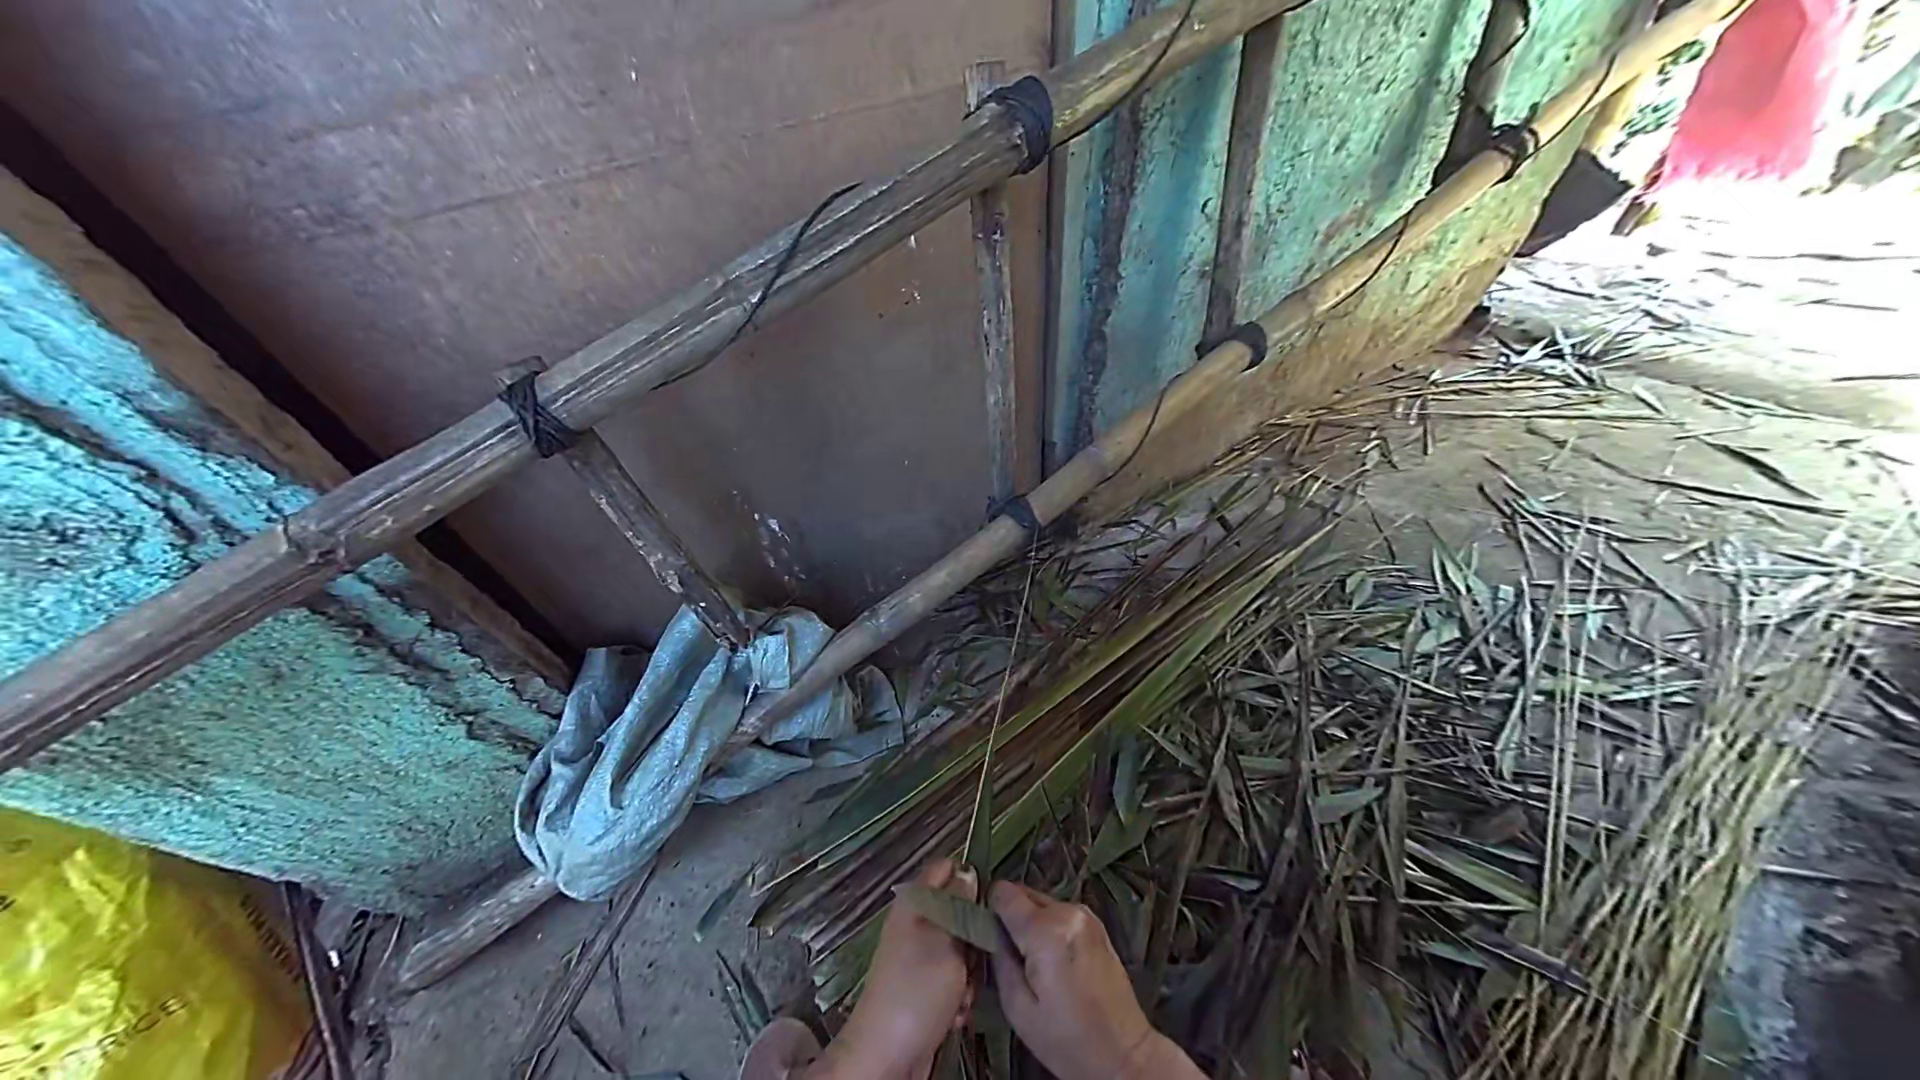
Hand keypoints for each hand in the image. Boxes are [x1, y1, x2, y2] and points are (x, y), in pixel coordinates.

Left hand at [811, 859, 976, 1079]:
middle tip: (975, 955)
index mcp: (915, 902)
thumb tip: (968, 871)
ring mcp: (919, 956)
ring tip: (963, 991)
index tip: (990, 900)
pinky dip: (959, 993)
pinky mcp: (924, 987)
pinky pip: (954, 977)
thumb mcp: (945, 941)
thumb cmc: (917, 991)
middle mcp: (916, 923)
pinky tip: (956, 1011)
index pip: (945, 868)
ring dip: (969, 970)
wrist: (886, 1058)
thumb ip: (959, 903)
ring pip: (961, 947)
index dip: (968, 877)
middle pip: (959, 910)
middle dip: (975, 933)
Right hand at [988, 882, 1201, 1079]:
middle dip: (1012, 917)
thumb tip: (990, 929)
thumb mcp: (1018, 1008)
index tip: (989, 933)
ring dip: (1032, 922)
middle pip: (1023, 893)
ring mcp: (1085, 914)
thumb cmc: (1067, 1039)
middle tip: (1012, 954)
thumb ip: (999, 959)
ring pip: (1041, 902)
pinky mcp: (1096, 922)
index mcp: (1045, 930)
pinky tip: (1055, 959)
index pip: (1003, 893)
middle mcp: (1066, 911)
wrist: (1123, 1054)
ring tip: (1035, 961)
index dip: (991, 909)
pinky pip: (1059, 912)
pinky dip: (1050, 926)